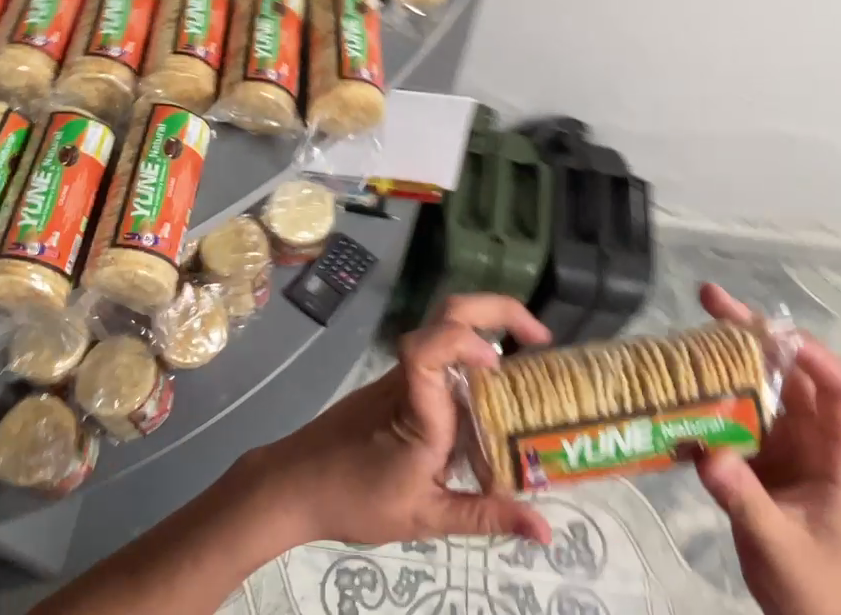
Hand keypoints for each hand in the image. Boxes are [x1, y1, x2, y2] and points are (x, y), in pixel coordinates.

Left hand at [235, 294, 554, 546]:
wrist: (294, 484)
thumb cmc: (354, 499)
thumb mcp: (426, 517)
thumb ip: (486, 517)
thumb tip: (547, 532)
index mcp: (417, 408)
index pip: (427, 348)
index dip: (465, 340)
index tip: (499, 363)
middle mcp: (410, 378)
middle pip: (448, 313)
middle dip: (499, 309)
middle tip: (540, 338)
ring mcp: (402, 375)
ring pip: (443, 327)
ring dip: (488, 328)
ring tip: (527, 361)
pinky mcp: (397, 383)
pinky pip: (438, 352)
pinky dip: (471, 353)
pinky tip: (492, 392)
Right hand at [692, 283, 840, 614]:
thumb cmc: (812, 587)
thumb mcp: (778, 545)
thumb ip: (744, 500)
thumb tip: (706, 451)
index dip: (812, 355)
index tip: (766, 330)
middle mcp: (817, 441)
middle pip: (795, 374)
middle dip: (757, 335)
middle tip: (709, 300)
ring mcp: (788, 446)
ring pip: (764, 386)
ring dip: (731, 354)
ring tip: (692, 324)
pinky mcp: (759, 456)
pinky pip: (738, 411)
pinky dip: (714, 391)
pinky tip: (683, 378)